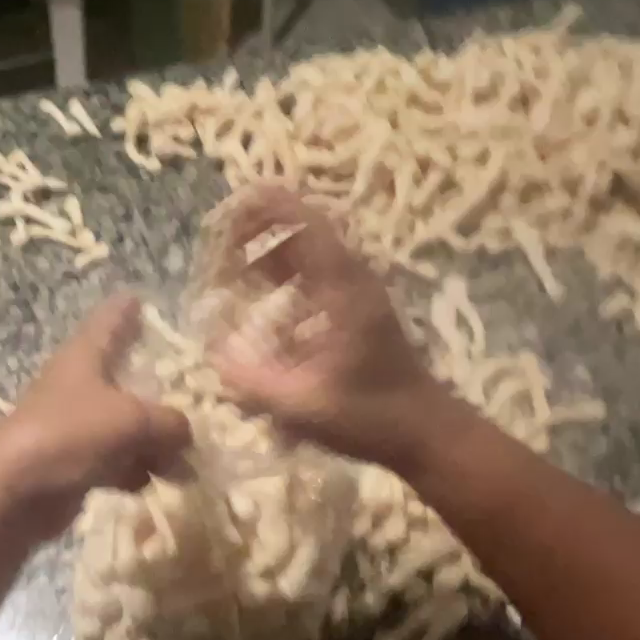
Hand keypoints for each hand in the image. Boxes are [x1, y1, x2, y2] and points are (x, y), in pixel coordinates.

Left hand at [0, 294, 191, 534]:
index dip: (124, 309)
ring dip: (152, 440)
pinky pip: (115, 460)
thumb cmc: (71, 435)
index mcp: (84, 357)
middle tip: (189, 387)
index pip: (108, 321)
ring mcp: (74, 427)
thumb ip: (170, 422)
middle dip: (154, 386)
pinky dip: (133, 469)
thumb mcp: (133, 420)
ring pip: (124, 425)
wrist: (15, 492)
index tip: (139, 296)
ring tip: (185, 454)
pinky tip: (153, 482)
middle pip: (122, 377)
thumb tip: (185, 434)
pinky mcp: (73, 465)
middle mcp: (78, 386)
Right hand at [210, 186, 468, 471]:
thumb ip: (254, 383)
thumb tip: (213, 357)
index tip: (230, 208)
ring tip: (233, 268)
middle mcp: (353, 280)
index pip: (306, 224)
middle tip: (221, 244)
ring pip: (310, 253)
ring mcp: (358, 294)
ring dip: (271, 252)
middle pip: (305, 230)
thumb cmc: (370, 416)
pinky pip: (316, 276)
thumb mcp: (305, 407)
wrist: (425, 431)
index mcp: (343, 289)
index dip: (268, 208)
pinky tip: (264, 302)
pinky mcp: (358, 311)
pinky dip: (285, 276)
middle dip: (260, 228)